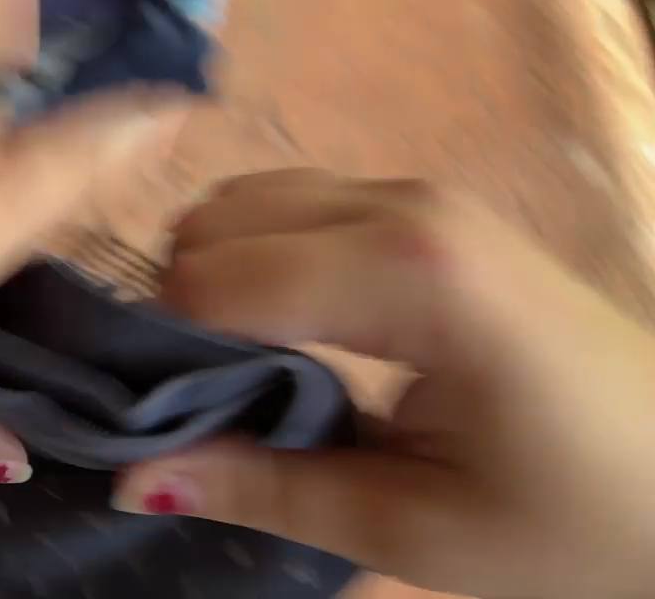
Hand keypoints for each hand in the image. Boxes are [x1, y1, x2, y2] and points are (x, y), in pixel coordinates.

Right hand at [113, 170, 654, 598]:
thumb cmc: (599, 528)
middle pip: (207, 229)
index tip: (187, 410)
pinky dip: (248, 246)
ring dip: (211, 271)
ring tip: (248, 350)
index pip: (209, 280)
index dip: (173, 346)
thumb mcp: (424, 531)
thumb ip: (260, 489)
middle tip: (217, 388)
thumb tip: (123, 477)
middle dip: (184, 305)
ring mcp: (405, 191)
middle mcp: (396, 203)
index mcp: (408, 273)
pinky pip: (275, 199)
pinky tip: (288, 309)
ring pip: (231, 203)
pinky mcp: (411, 199)